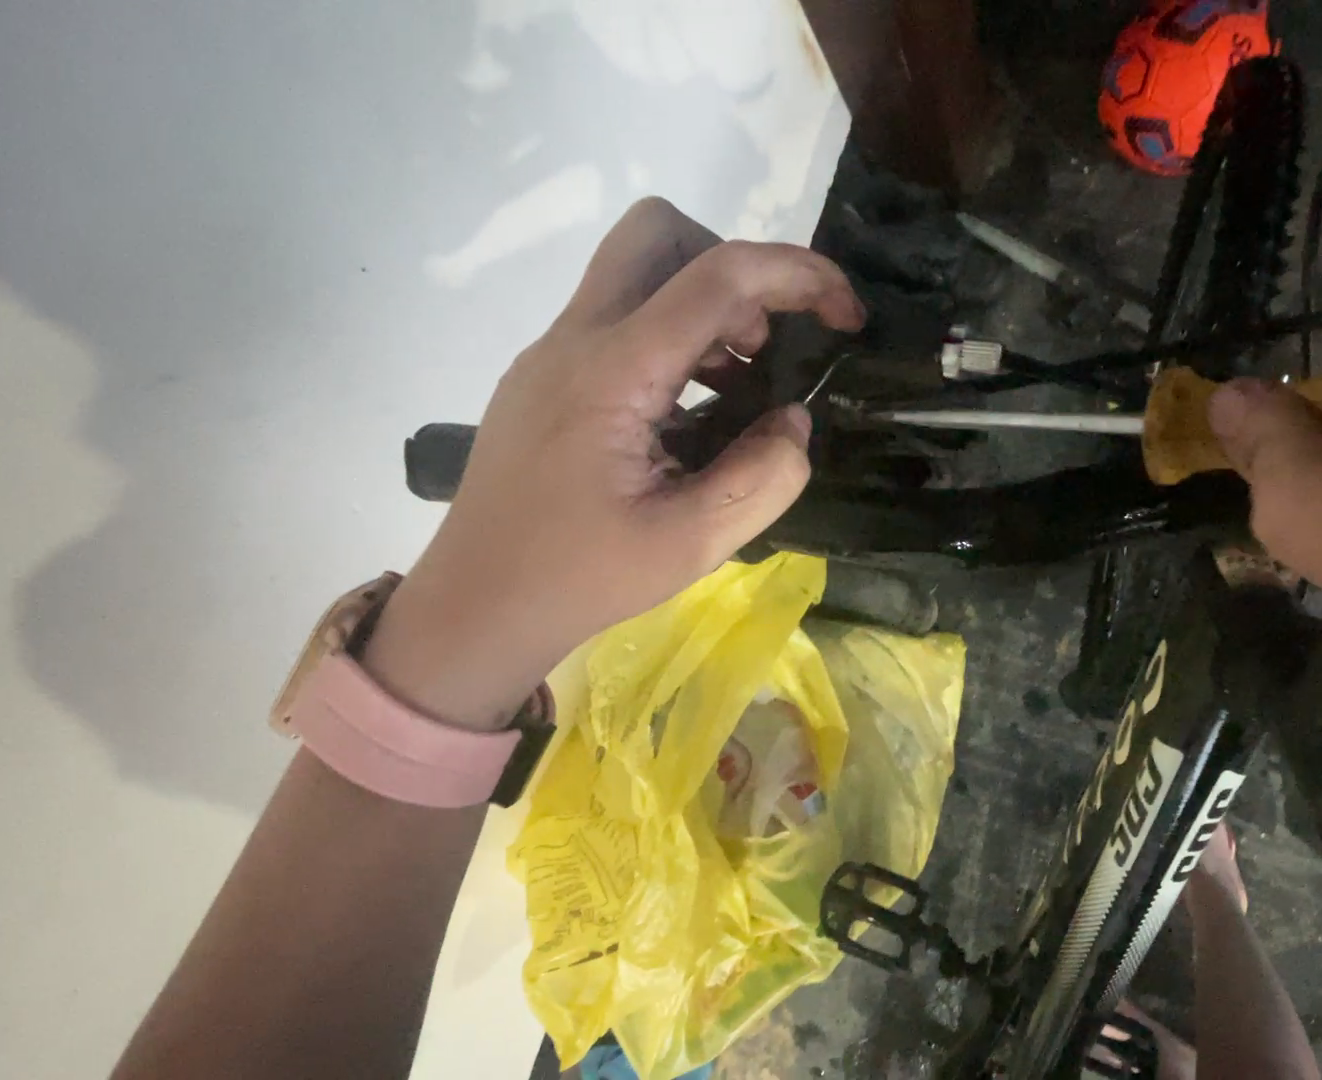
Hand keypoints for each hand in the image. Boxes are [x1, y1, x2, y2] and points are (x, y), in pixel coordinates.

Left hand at [363, 198, 863, 729]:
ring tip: (735, 389)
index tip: (846, 315)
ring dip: (702, 306)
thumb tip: (792, 421)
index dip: (798, 276)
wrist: (475, 607)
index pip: (717, 277)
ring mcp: (551, 354)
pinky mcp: (544, 378)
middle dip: (735, 267)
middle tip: (764, 346)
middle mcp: (575, 340)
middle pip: (659, 232)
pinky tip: (687, 414)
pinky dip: (670, 339)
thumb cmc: (580, 581)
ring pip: (634, 271)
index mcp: (613, 372)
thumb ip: (762, 477)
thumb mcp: (691, 545)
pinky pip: (615, 320)